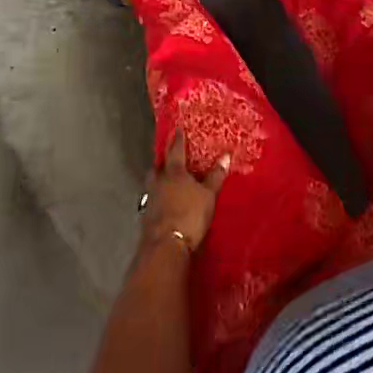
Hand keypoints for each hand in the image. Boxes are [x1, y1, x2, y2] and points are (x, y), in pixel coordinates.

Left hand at [142, 129, 227, 251]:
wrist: (165, 244)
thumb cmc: (190, 215)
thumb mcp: (208, 195)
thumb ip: (215, 176)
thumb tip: (226, 156)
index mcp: (174, 172)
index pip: (176, 150)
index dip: (177, 138)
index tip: (177, 128)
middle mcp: (159, 181)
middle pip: (159, 165)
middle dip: (163, 159)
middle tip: (168, 155)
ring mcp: (150, 198)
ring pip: (153, 181)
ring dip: (158, 178)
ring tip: (166, 178)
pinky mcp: (147, 215)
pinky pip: (152, 198)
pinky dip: (157, 196)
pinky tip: (163, 201)